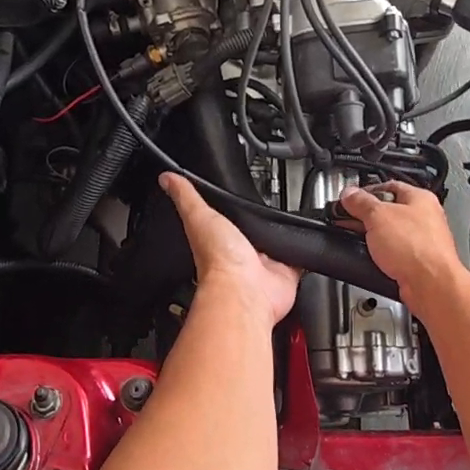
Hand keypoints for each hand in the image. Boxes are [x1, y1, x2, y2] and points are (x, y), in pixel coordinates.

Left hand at [160, 173, 301, 324]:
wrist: (245, 291)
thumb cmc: (219, 262)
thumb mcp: (199, 217)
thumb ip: (186, 197)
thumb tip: (167, 178)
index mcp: (220, 238)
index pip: (224, 218)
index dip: (229, 208)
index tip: (233, 196)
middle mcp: (242, 251)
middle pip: (253, 230)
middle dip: (260, 221)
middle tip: (267, 206)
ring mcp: (264, 262)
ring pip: (277, 242)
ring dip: (282, 234)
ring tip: (285, 222)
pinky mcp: (284, 271)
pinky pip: (298, 257)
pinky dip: (302, 252)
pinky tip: (300, 243)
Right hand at [337, 182, 469, 310]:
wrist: (431, 285)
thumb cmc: (418, 249)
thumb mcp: (378, 216)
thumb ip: (361, 203)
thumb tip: (350, 195)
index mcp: (420, 198)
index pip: (388, 186)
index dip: (366, 191)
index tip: (349, 199)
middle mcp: (425, 218)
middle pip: (388, 211)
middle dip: (367, 217)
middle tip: (350, 221)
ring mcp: (422, 242)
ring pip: (391, 235)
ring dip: (374, 239)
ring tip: (362, 242)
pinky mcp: (417, 263)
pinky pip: (394, 255)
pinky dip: (382, 257)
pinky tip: (374, 260)